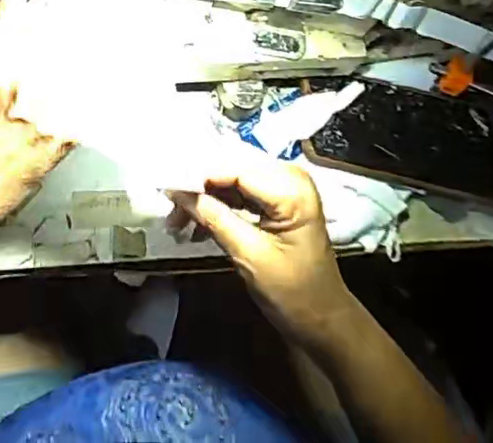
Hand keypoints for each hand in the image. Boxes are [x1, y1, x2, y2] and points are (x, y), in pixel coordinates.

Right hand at [168, 148, 356, 344]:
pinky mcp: (276, 199)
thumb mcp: (250, 257)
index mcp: (291, 188)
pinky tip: (197, 224)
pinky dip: (217, 205)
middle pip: (231, 169)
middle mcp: (288, 177)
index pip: (234, 169)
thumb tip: (178, 191)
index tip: (167, 190)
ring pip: (230, 179)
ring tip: (177, 221)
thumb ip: (215, 218)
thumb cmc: (294, 294)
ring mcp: (283, 187)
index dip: (198, 176)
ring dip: (204, 198)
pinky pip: (238, 191)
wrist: (325, 323)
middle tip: (170, 208)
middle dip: (198, 187)